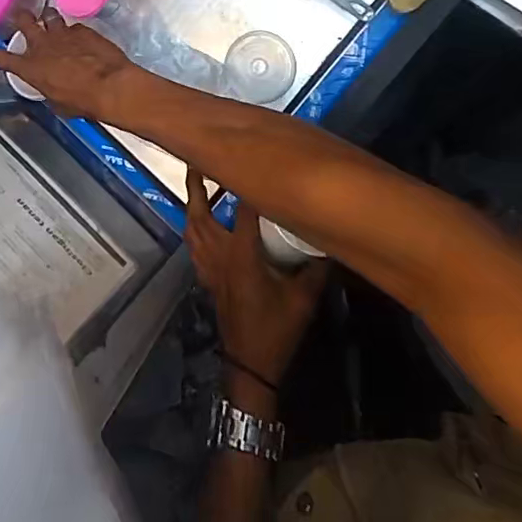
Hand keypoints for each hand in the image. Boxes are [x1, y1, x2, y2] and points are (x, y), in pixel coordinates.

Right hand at [0, 8, 138, 119]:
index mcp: (30, 67)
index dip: (0, 57)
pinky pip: (74, 26)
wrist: (110, 86)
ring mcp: (62, 33)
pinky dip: (74, 32)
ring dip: (49, 18)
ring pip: (49, 15)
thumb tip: (52, 90)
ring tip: (52, 22)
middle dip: (21, 19)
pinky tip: (80, 39)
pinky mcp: (83, 30)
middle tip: (24, 20)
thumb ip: (48, 90)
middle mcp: (42, 45)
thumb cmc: (82, 101)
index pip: (3, 58)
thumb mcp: (57, 103)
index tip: (1, 57)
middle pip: (22, 21)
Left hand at [184, 168, 330, 385]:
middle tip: (200, 161)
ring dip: (193, 203)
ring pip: (191, 225)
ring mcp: (207, 263)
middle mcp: (218, 252)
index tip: (250, 161)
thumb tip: (330, 241)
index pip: (242, 208)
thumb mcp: (304, 298)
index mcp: (241, 252)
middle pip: (199, 211)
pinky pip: (192, 242)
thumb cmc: (276, 327)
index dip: (245, 184)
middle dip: (197, 185)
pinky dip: (193, 226)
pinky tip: (201, 222)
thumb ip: (316, 268)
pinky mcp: (205, 274)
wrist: (250, 360)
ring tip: (200, 185)